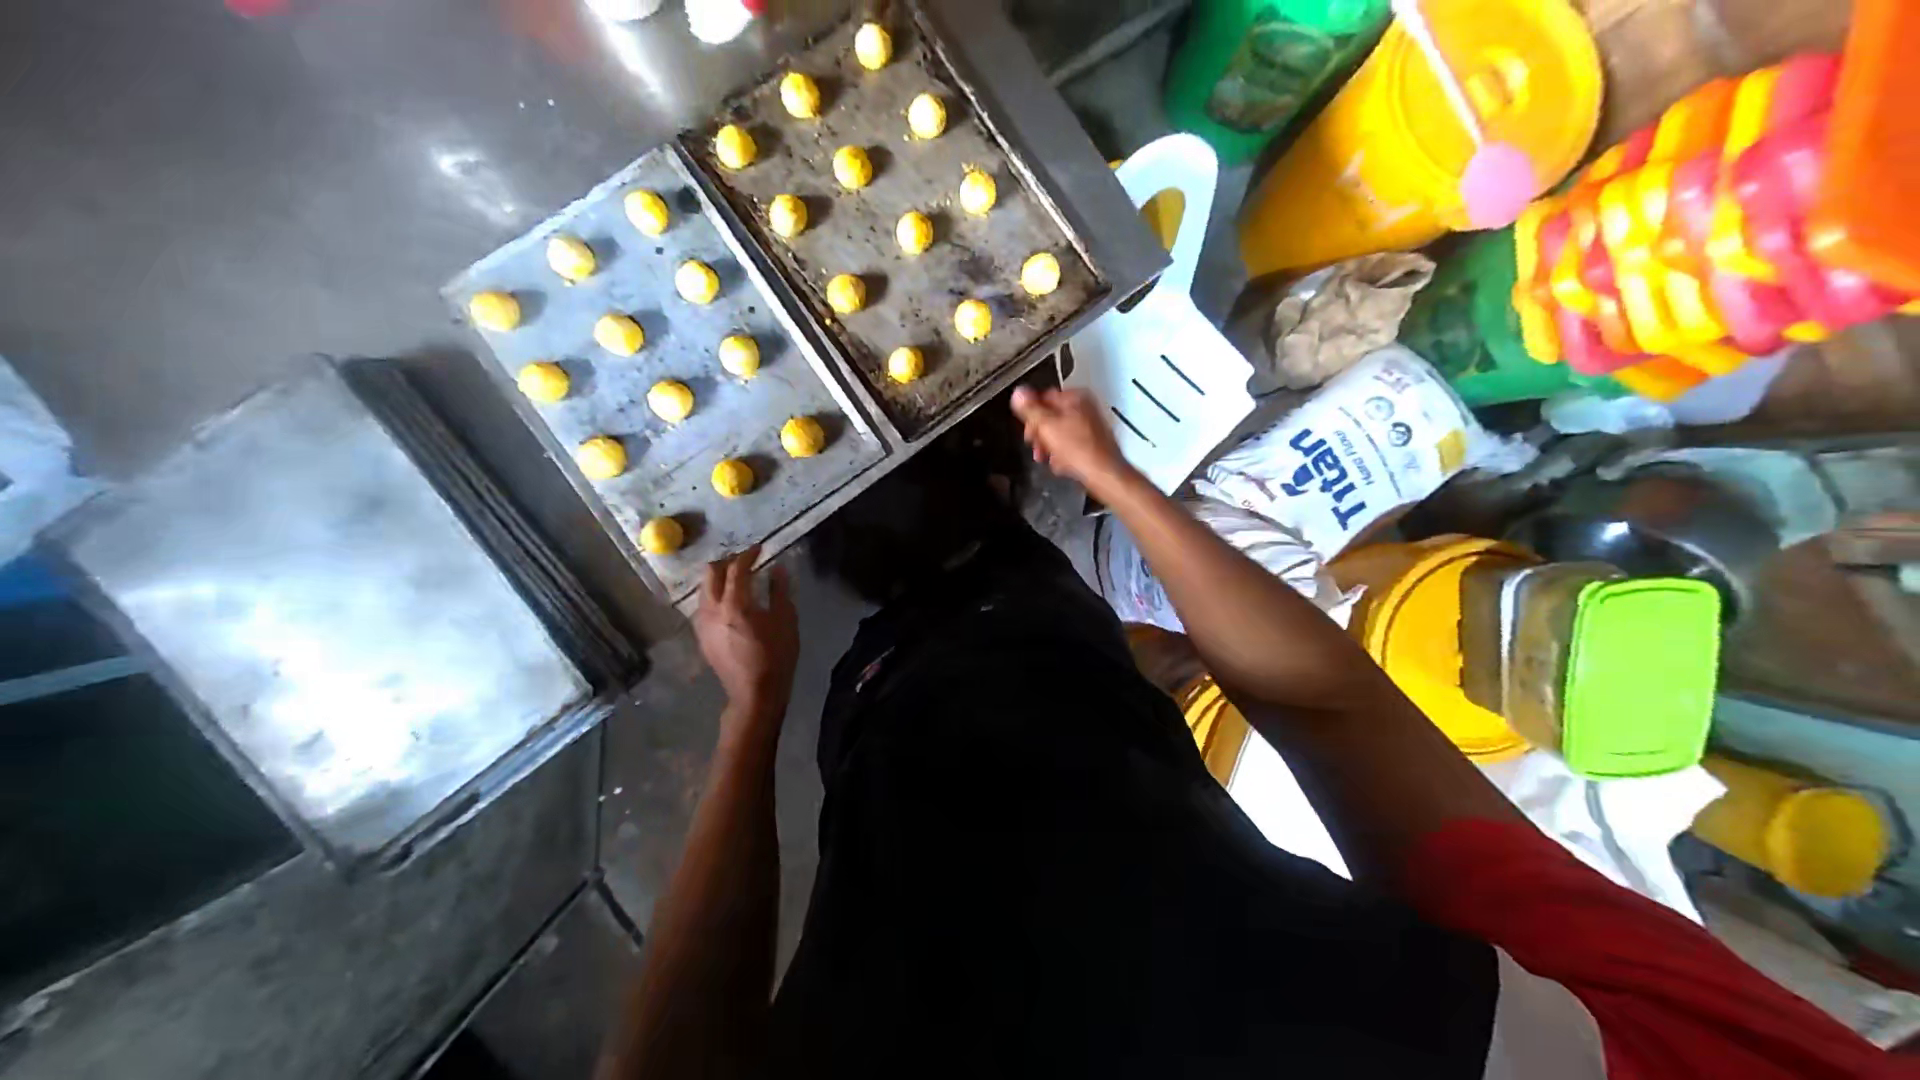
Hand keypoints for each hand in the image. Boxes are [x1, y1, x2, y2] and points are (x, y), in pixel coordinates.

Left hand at [693, 546, 798, 729]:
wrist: (754, 693)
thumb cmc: (776, 657)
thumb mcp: (786, 621)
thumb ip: (780, 591)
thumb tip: (777, 569)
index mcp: (735, 604)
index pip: (737, 568)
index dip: (749, 554)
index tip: (760, 548)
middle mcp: (712, 609)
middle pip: (711, 573)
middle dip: (728, 562)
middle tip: (746, 562)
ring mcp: (702, 623)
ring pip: (704, 589)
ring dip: (719, 579)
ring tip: (738, 580)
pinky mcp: (701, 636)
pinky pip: (703, 605)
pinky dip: (715, 595)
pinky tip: (730, 602)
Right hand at [1010, 385, 1134, 496]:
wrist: (1103, 474)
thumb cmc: (1081, 451)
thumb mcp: (1046, 426)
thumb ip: (1030, 409)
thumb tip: (1018, 393)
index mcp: (1076, 397)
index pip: (1044, 397)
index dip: (1031, 414)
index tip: (1027, 427)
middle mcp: (1086, 408)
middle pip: (1052, 416)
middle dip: (1041, 432)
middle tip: (1036, 444)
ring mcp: (1091, 425)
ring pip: (1060, 432)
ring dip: (1049, 445)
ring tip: (1047, 456)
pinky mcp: (1093, 443)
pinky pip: (1070, 445)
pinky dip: (1062, 454)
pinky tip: (1061, 464)